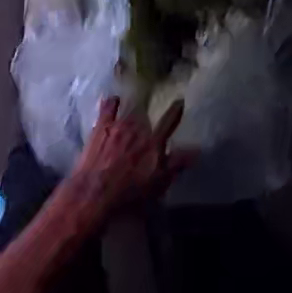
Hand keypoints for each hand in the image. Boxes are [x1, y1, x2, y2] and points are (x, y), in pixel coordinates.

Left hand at [61, 97, 191, 219]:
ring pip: (130, 109)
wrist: (94, 192)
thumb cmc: (129, 192)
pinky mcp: (102, 126)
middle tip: (149, 111)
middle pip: (147, 114)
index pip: (169, 120)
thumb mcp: (158, 183)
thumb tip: (197, 150)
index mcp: (154, 141)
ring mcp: (119, 124)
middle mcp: (139, 127)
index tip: (180, 101)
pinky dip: (113, 102)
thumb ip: (177, 164)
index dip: (176, 110)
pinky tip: (114, 100)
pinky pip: (109, 107)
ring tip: (134, 104)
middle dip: (149, 112)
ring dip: (133, 108)